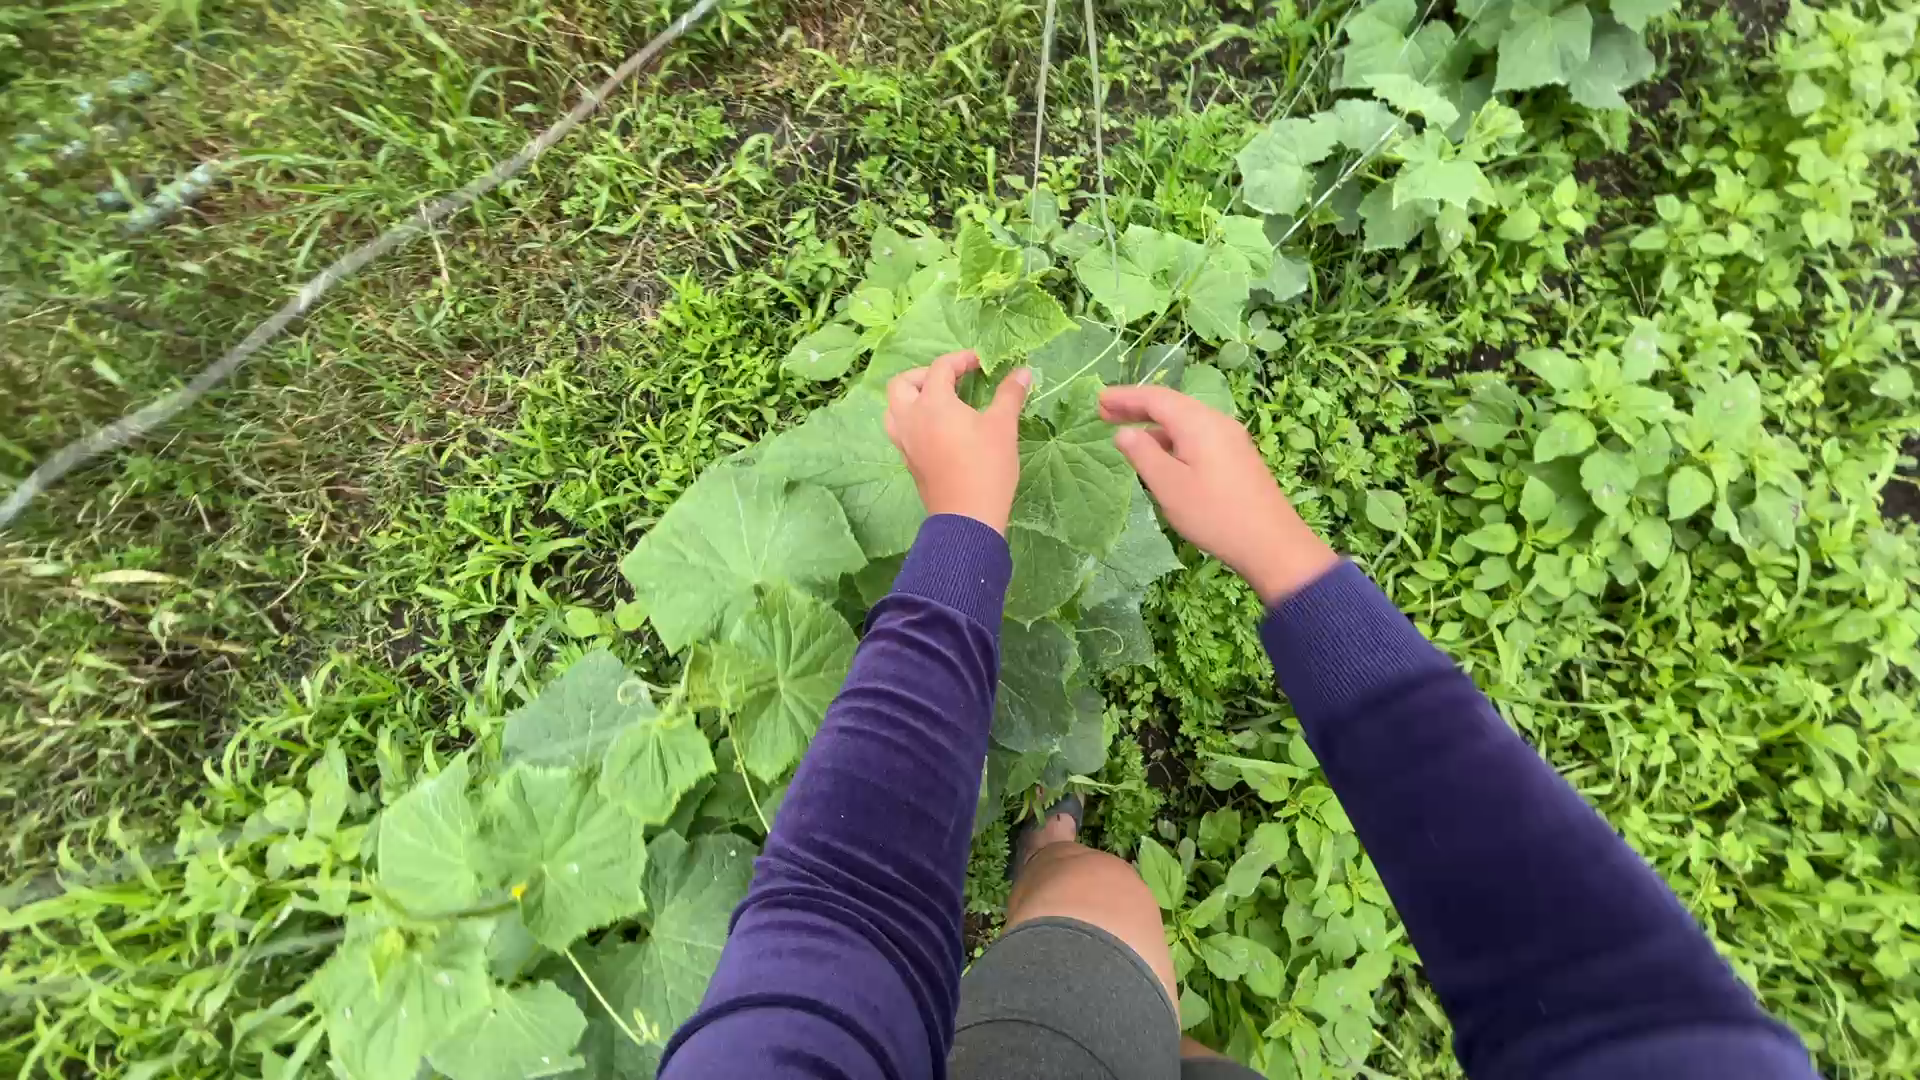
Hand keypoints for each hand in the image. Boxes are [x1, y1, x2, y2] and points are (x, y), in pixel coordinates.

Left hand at [885, 351, 1029, 533]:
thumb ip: (1010, 394)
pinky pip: (899, 431)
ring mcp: (905, 442)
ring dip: (911, 397)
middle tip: (951, 381)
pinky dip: (911, 420)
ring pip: (893, 408)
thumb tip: (1023, 371)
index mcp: (932, 403)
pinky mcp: (908, 460)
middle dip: (925, 374)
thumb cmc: (987, 467)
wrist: (968, 516)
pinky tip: (934, 429)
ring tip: (936, 402)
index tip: (980, 363)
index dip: (961, 360)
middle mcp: (910, 418)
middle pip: (903, 383)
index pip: (940, 368)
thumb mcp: (1003, 426)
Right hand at [1099, 384, 1338, 604]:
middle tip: (1104, 412)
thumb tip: (1124, 433)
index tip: (1098, 400)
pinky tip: (1160, 455)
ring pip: (1185, 421)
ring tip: (1126, 434)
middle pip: (1172, 405)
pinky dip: (1171, 437)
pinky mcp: (1235, 457)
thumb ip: (1143, 455)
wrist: (1271, 543)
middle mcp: (1217, 423)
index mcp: (1199, 424)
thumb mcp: (1169, 486)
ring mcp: (1229, 439)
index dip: (1125, 397)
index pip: (1156, 399)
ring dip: (1154, 424)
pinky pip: (1196, 436)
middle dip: (1137, 407)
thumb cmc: (1214, 514)